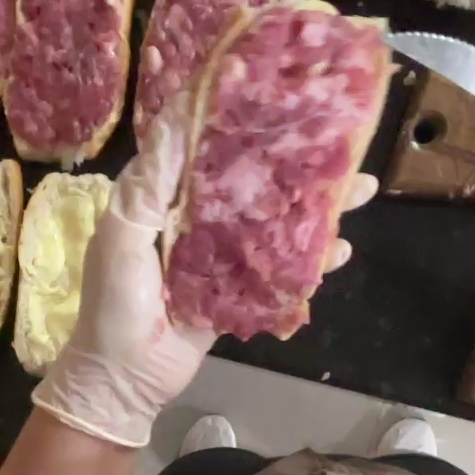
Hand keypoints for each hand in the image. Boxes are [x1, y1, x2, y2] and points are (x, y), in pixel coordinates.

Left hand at [31, 96, 376, 447]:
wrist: (123, 380)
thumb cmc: (114, 307)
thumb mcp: (123, 237)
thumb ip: (151, 184)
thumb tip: (179, 117)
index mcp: (161, 202)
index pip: (202, 149)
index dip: (236, 120)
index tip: (278, 94)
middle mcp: (192, 224)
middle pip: (249, 183)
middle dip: (293, 163)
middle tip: (341, 144)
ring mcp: (218, 262)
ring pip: (271, 224)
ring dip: (314, 209)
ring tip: (360, 190)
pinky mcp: (235, 297)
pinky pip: (275, 273)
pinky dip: (308, 263)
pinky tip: (340, 251)